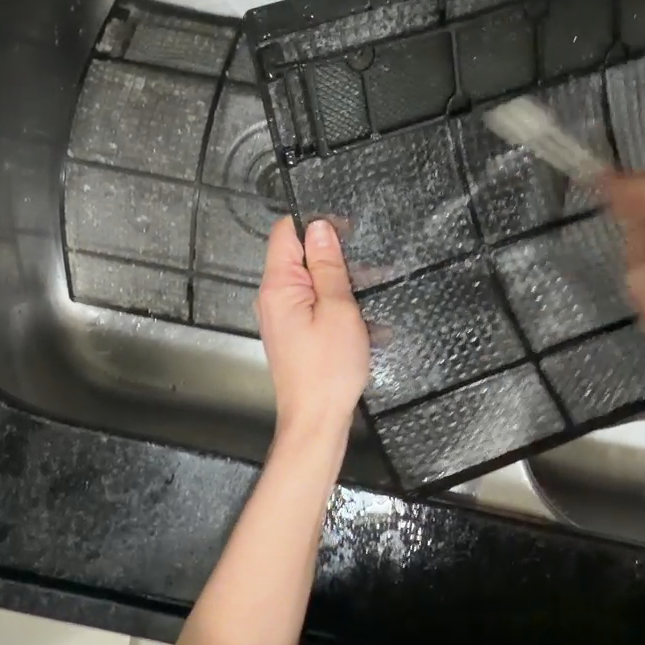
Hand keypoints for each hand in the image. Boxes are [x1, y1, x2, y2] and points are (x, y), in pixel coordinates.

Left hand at [256, 217, 369, 436]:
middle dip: (334, 258)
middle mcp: (273, 298)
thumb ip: (328, 266)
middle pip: (300, 257)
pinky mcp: (294, 335)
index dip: (316, 225)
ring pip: (312, 284)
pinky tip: (364, 323)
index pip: (285, 233)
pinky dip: (338, 308)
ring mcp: (282, 318)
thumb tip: (320, 227)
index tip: (348, 232)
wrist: (316, 420)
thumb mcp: (338, 309)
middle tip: (369, 270)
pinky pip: (315, 307)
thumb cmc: (329, 368)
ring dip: (341, 286)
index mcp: (278, 286)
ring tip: (372, 298)